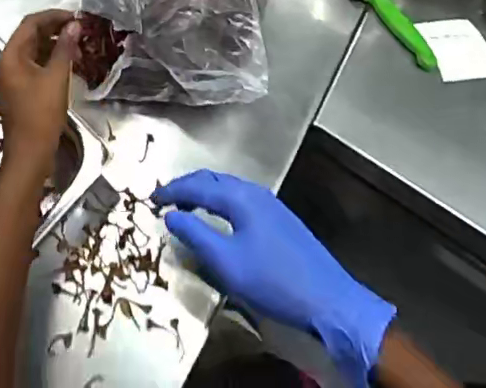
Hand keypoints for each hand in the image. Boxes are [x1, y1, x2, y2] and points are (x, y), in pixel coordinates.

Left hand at [0, 10, 79, 174]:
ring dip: (54, 46)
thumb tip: (74, 25)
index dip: (53, 16)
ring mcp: (11, 77)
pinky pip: (34, 66)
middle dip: (55, 30)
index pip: (30, 23)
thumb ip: (64, 48)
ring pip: (33, 51)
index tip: (76, 17)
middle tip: (80, 31)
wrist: (29, 155)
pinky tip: (69, 64)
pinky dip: (50, 61)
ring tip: (79, 48)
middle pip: (30, 36)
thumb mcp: (56, 78)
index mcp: (10, 55)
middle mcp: (7, 62)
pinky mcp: (19, 89)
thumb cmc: (41, 114)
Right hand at [154, 170, 395, 387]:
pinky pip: (240, 199)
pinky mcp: (281, 220)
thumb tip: (170, 216)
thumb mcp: (228, 263)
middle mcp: (255, 192)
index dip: (171, 191)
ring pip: (227, 188)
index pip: (196, 185)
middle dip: (186, 187)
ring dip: (203, 194)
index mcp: (240, 197)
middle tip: (165, 199)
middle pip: (212, 180)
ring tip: (186, 208)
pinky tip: (218, 220)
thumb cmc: (276, 282)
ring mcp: (271, 205)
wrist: (335, 305)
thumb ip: (195, 235)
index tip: (150, 199)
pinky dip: (220, 202)